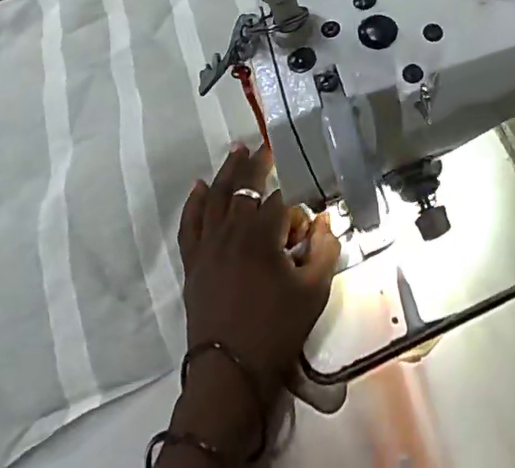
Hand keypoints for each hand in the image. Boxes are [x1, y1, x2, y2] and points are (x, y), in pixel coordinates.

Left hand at [176, 142, 340, 385]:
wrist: (231, 369)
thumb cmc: (277, 330)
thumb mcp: (314, 293)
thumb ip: (324, 252)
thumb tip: (324, 223)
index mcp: (261, 235)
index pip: (278, 202)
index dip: (293, 203)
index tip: (305, 210)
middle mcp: (231, 230)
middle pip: (243, 188)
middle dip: (255, 165)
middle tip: (262, 146)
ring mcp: (208, 243)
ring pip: (216, 197)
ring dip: (226, 172)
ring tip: (235, 150)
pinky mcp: (193, 259)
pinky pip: (190, 222)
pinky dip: (194, 201)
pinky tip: (199, 186)